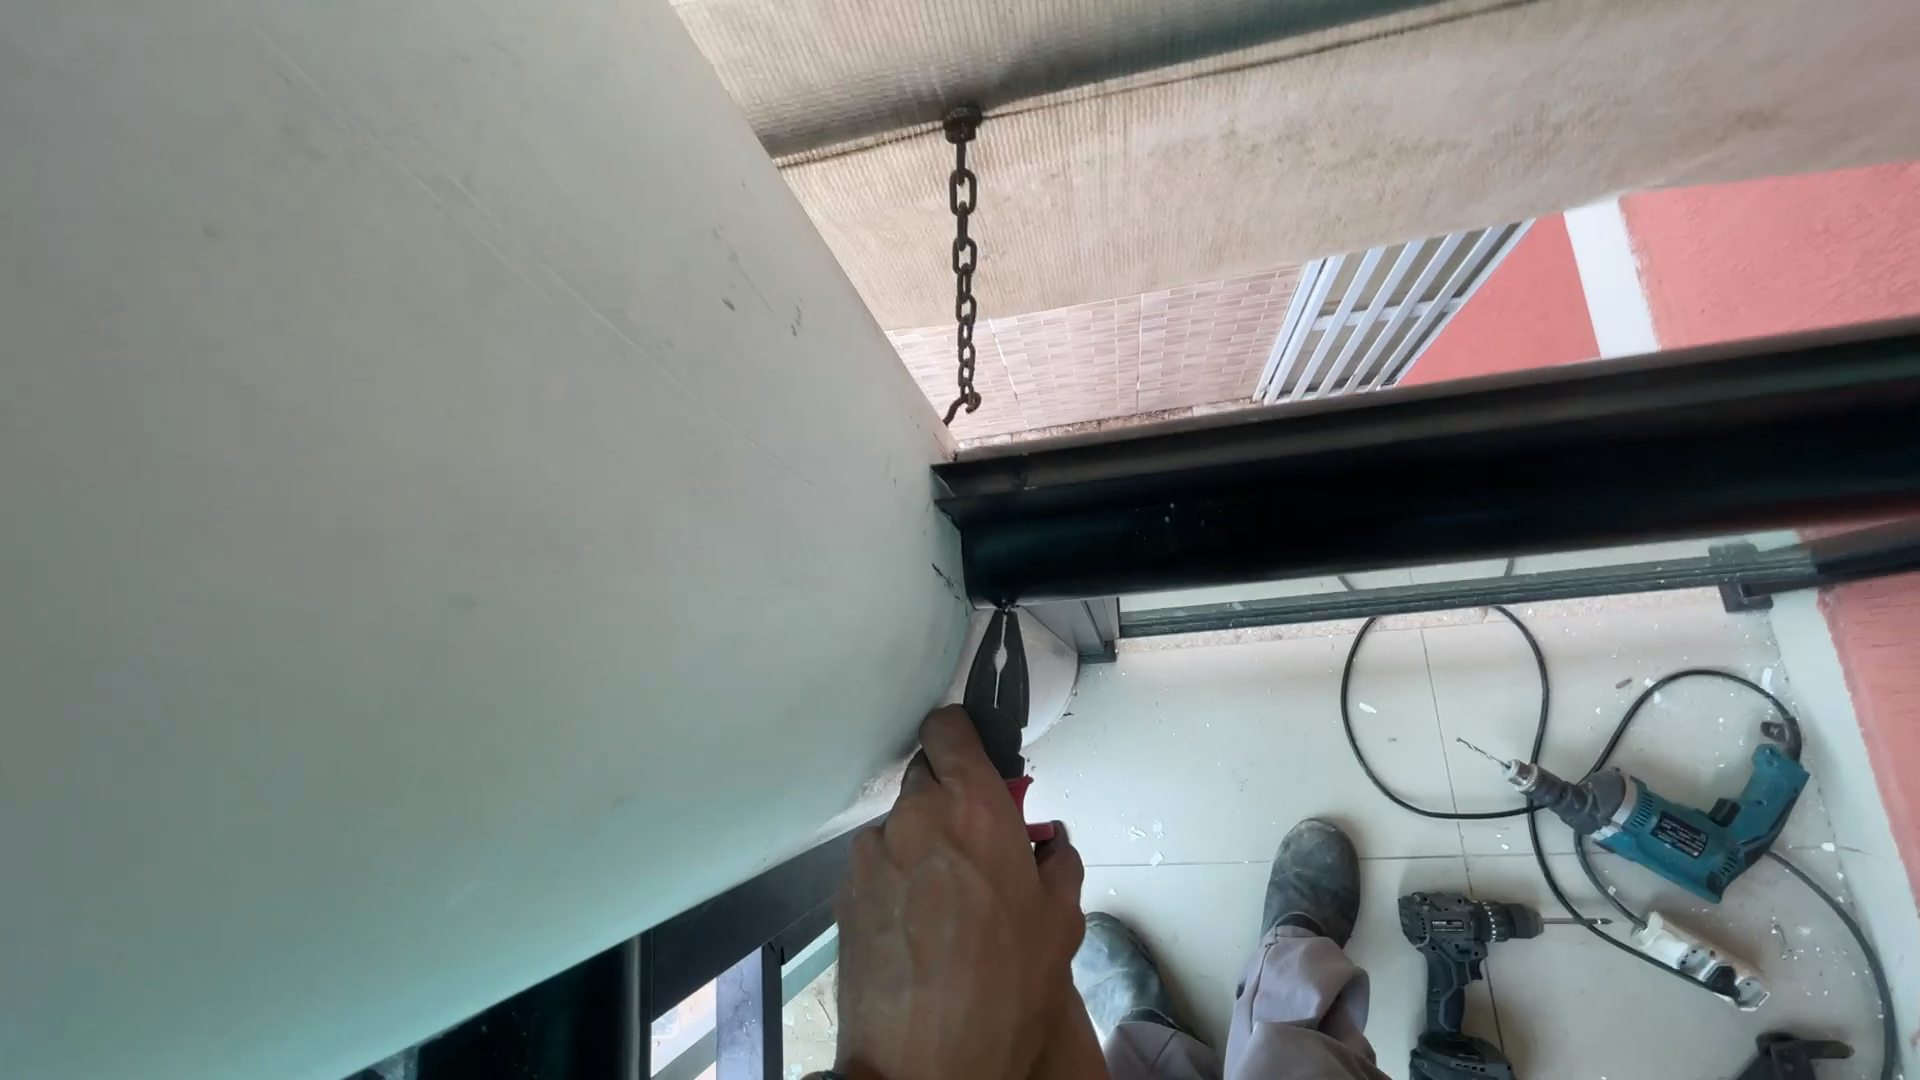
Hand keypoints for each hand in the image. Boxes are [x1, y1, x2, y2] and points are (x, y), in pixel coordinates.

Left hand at [833, 706, 1086, 1079]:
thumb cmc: (1002, 988)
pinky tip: (915, 922)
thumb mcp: (1059, 921)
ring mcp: (874, 850)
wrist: (926, 1061)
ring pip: (902, 821)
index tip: (972, 754)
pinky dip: (896, 875)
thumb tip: (1049, 842)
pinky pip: (878, 860)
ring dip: (922, 840)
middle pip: (927, 774)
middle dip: (950, 798)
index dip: (961, 733)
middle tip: (973, 842)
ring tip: (944, 899)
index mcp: (974, 808)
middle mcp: (917, 814)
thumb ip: (1057, 860)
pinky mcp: (846, 886)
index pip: (949, 727)